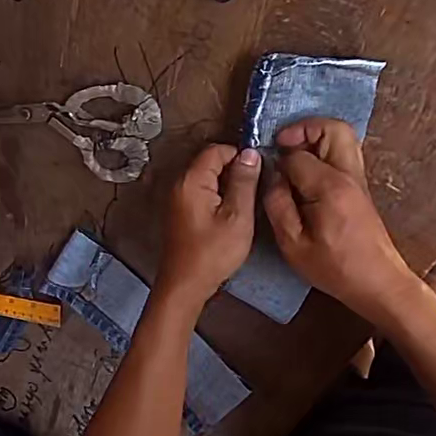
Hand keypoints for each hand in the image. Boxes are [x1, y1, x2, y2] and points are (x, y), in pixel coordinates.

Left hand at [157, 144, 261, 300]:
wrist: (185, 285)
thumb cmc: (212, 253)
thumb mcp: (238, 216)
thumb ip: (244, 182)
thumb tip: (250, 154)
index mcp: (191, 180)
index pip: (216, 150)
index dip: (239, 155)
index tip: (258, 170)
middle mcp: (179, 184)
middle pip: (210, 162)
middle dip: (234, 169)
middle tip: (254, 189)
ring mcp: (177, 198)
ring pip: (207, 177)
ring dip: (227, 184)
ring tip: (245, 203)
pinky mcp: (180, 211)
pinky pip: (201, 192)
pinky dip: (217, 196)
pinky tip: (231, 213)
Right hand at [261, 118, 418, 320]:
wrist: (378, 282)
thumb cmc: (335, 268)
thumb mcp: (293, 244)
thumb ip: (277, 205)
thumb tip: (273, 177)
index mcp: (330, 188)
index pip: (297, 156)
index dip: (278, 162)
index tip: (268, 177)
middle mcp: (348, 175)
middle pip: (333, 128)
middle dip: (304, 128)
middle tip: (283, 144)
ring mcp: (358, 179)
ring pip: (342, 136)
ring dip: (316, 137)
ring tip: (293, 155)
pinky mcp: (361, 187)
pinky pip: (343, 153)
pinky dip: (324, 150)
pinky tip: (307, 172)